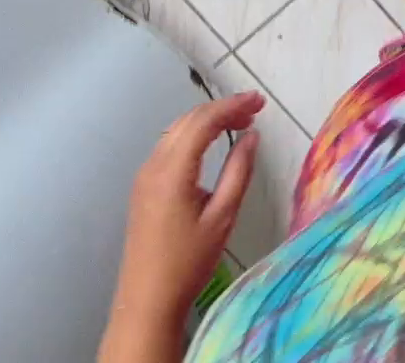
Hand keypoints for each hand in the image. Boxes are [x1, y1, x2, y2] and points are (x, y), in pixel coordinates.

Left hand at [101, 92, 261, 359]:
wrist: (146, 301)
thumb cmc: (188, 262)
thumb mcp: (222, 217)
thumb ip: (238, 171)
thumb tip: (252, 136)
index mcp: (172, 171)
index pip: (204, 121)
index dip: (233, 105)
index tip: (260, 102)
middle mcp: (153, 165)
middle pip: (189, 120)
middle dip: (222, 108)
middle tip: (254, 109)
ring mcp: (145, 175)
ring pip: (177, 130)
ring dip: (208, 120)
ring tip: (239, 122)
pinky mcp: (143, 186)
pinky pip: (170, 144)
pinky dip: (194, 134)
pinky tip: (212, 143)